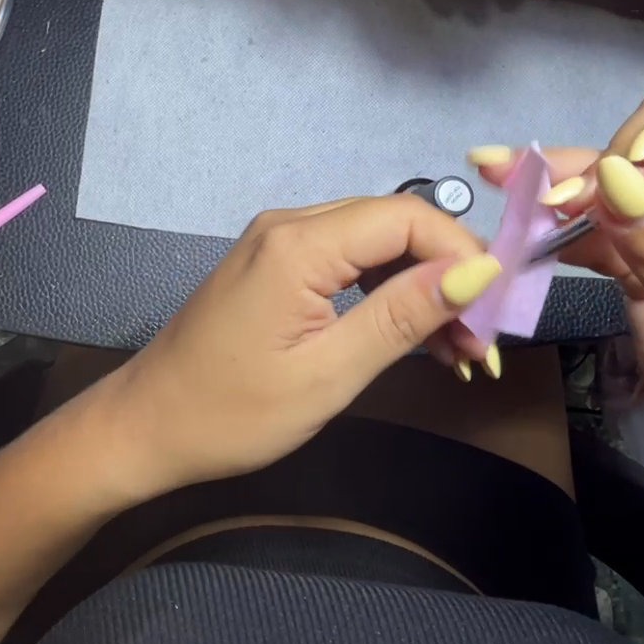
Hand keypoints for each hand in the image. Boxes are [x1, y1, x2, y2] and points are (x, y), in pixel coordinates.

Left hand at [91, 195, 502, 495]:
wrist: (147, 426)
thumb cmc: (232, 412)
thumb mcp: (328, 373)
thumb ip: (402, 316)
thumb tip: (477, 272)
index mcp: (298, 241)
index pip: (406, 217)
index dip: (462, 254)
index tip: (496, 316)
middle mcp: (289, 223)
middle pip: (392, 225)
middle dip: (447, 276)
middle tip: (481, 345)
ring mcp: (277, 240)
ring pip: (372, 243)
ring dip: (420, 287)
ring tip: (456, 351)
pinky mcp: (273, 263)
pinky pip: (344, 260)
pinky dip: (384, 292)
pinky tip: (412, 334)